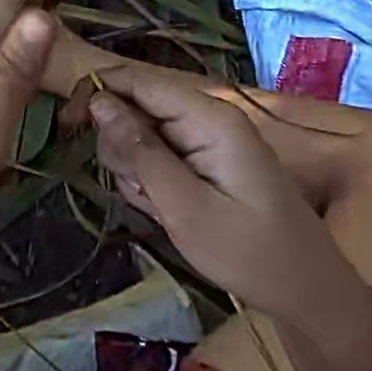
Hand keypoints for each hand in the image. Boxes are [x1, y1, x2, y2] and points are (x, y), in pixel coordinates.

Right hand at [87, 66, 360, 321]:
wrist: (304, 290)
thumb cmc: (249, 253)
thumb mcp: (184, 208)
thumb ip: (139, 151)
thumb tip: (97, 100)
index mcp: (208, 117)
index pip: (138, 80)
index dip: (96, 92)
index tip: (67, 125)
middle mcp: (206, 116)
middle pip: (135, 106)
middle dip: (122, 148)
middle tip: (143, 193)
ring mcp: (206, 137)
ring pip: (141, 134)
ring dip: (136, 170)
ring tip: (161, 208)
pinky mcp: (204, 157)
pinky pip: (158, 155)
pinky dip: (151, 181)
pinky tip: (169, 210)